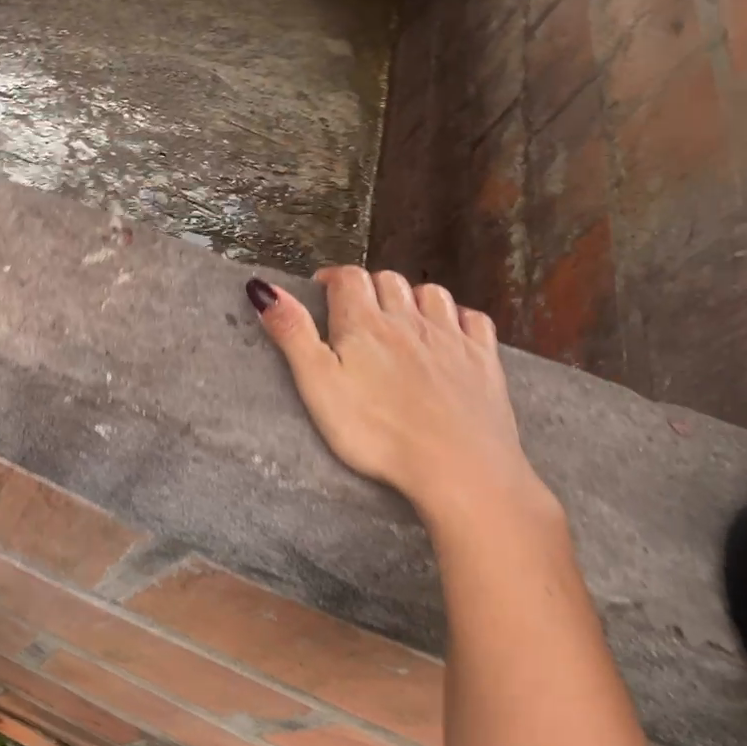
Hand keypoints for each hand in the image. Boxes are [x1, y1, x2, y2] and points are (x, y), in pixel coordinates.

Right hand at [249, 267, 553, 522]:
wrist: (458, 468)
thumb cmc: (375, 431)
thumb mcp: (316, 383)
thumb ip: (292, 332)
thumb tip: (262, 288)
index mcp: (364, 325)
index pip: (348, 278)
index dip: (331, 277)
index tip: (320, 289)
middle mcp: (410, 322)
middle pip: (388, 281)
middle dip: (368, 285)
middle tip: (352, 307)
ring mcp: (452, 340)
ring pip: (431, 293)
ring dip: (411, 295)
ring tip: (397, 315)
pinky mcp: (484, 362)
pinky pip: (473, 319)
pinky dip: (456, 315)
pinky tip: (447, 329)